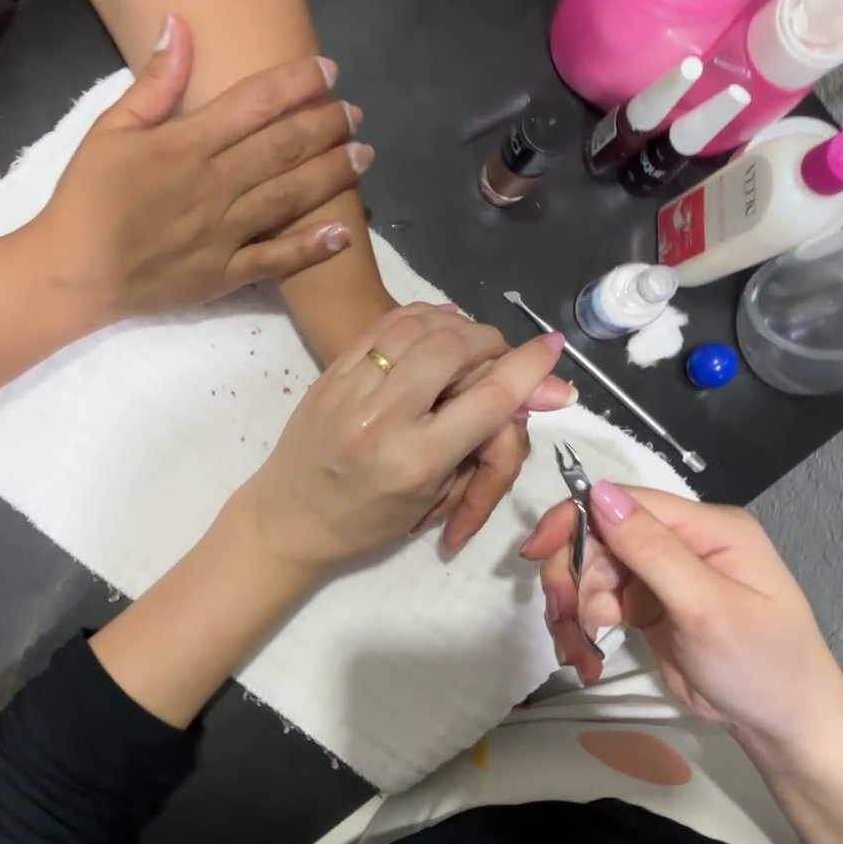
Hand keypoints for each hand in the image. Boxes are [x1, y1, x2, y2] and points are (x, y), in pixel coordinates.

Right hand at [28, 14, 367, 326]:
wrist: (75, 272)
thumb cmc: (87, 199)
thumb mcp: (110, 130)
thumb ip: (153, 84)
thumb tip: (180, 27)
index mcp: (188, 145)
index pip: (254, 104)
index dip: (296, 83)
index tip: (328, 70)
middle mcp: (216, 186)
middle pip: (283, 148)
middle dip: (326, 125)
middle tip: (356, 114)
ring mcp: (225, 233)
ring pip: (289, 197)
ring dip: (330, 174)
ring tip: (363, 156)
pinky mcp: (225, 275)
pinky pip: (276, 260)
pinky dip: (311, 247)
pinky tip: (343, 231)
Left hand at [237, 304, 563, 568]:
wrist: (289, 518)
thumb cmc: (367, 524)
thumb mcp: (433, 493)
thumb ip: (483, 441)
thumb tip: (542, 391)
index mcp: (415, 461)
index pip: (487, 398)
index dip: (528, 368)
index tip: (553, 347)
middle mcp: (383, 418)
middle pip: (456, 348)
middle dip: (491, 343)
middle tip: (500, 356)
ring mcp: (351, 390)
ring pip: (419, 326)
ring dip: (457, 326)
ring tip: (470, 341)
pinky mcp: (330, 373)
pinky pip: (383, 326)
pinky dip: (419, 318)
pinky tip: (436, 325)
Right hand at [520, 483, 842, 743]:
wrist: (784, 729)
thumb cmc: (762, 666)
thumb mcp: (707, 608)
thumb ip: (652, 550)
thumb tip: (597, 493)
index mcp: (705, 528)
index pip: (623, 503)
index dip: (572, 521)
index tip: (534, 554)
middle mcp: (680, 543)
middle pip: (597, 540)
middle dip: (573, 580)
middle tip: (566, 622)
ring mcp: (661, 575)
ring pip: (589, 574)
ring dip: (574, 613)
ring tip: (580, 653)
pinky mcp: (645, 606)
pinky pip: (595, 603)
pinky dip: (582, 629)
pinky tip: (587, 658)